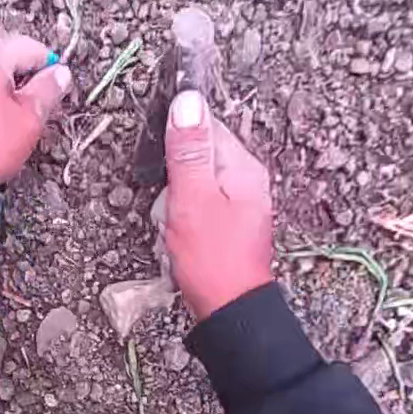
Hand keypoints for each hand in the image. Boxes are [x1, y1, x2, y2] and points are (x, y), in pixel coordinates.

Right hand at [163, 90, 273, 318]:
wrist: (228, 312)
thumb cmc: (212, 261)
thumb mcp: (192, 199)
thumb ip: (189, 151)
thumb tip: (187, 101)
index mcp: (243, 168)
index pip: (206, 127)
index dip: (178, 143)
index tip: (166, 167)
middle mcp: (246, 181)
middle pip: (197, 158)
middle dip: (175, 181)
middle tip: (176, 208)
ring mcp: (238, 205)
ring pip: (191, 186)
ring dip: (175, 205)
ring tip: (179, 229)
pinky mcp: (226, 225)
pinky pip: (195, 208)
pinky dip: (182, 221)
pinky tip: (182, 239)